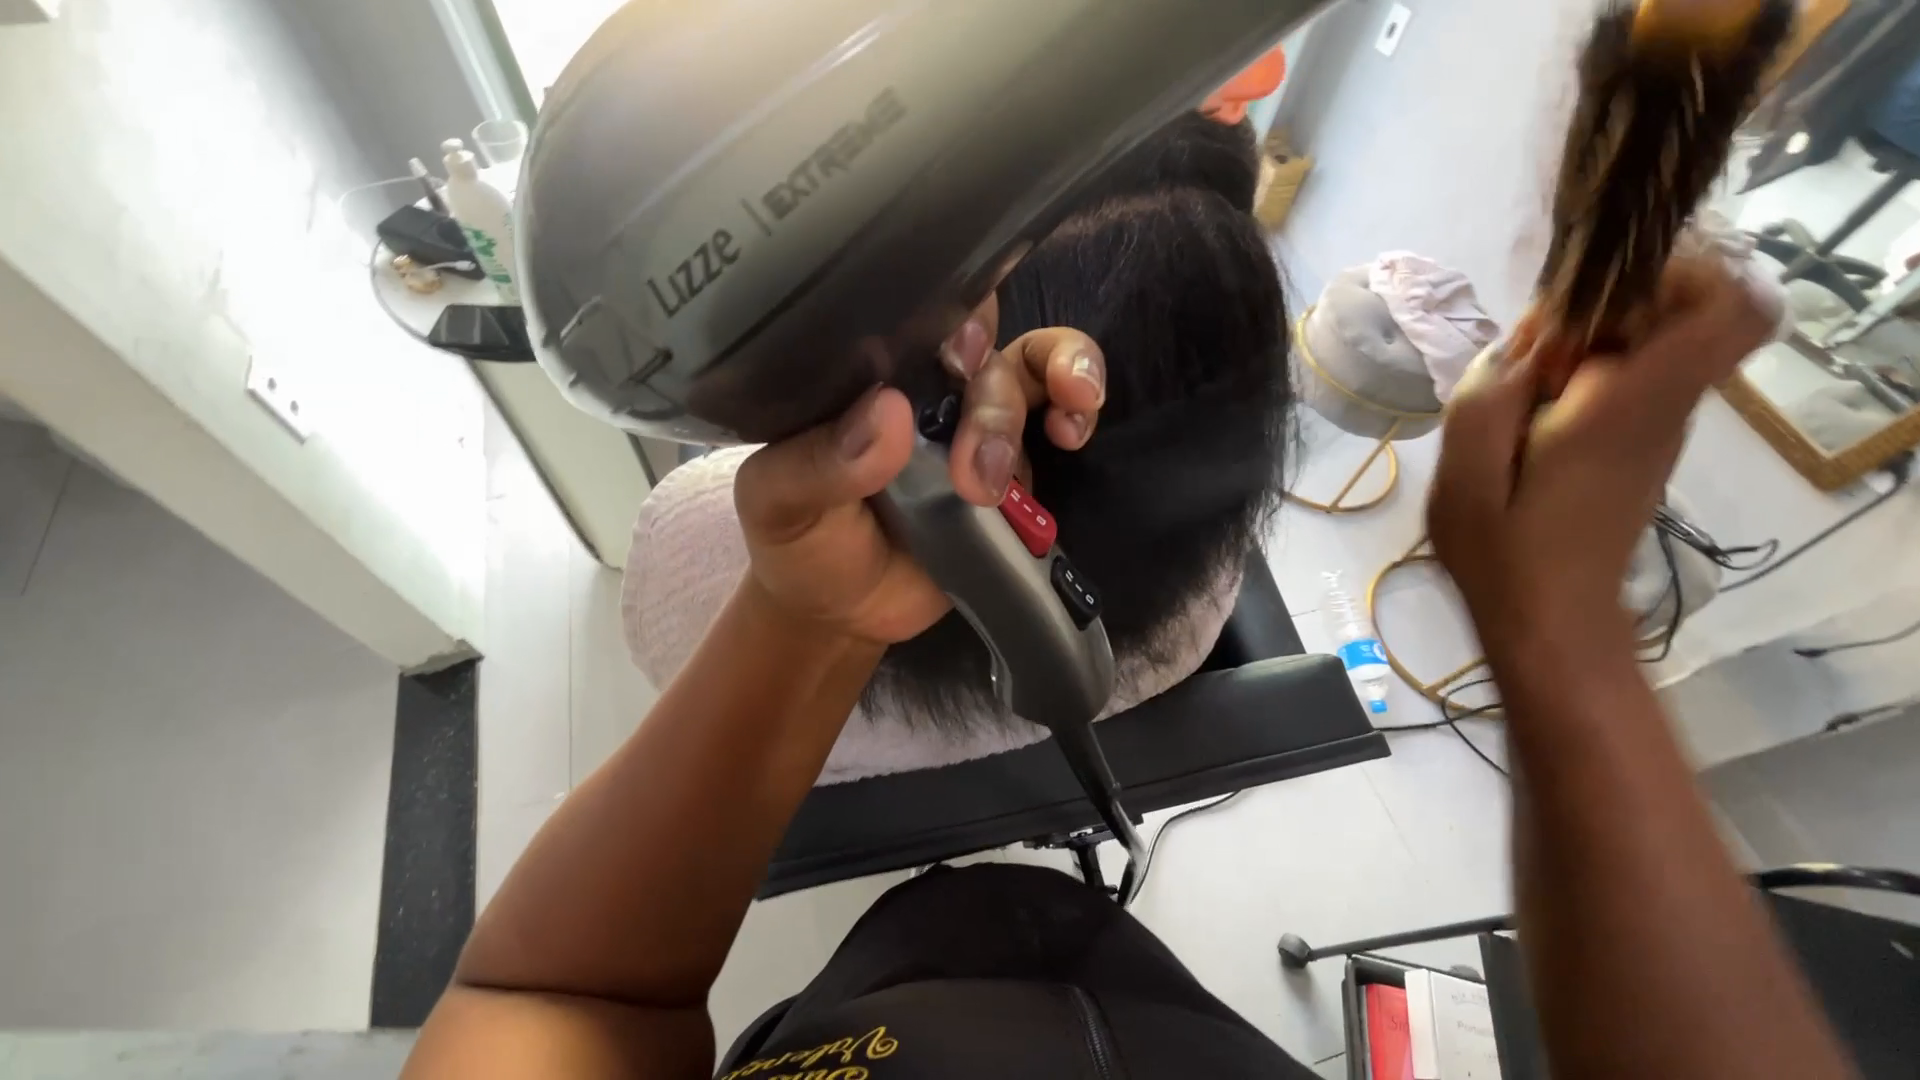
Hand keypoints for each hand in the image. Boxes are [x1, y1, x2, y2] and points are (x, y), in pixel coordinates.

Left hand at [735, 302, 1104, 645]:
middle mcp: (922, 390)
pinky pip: (1056, 418)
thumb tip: (888, 414)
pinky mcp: (1009, 466)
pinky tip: (1071, 433)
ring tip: (1062, 430)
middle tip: (977, 469)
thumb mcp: (780, 507)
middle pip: (983, 348)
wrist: (846, 612)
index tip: (959, 352)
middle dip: (995, 398)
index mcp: (865, 381)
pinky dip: (1076, 413)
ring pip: (1029, 370)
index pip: (911, 314)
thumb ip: (817, 465)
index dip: (947, 316)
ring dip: (1057, 385)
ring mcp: (970, 426)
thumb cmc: (801, 545)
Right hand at [1428, 256, 1772, 655]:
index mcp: (1626, 409)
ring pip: (1651, 348)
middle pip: (1677, 317)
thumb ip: (1485, 398)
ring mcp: (1658, 431)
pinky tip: (1530, 420)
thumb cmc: (1502, 551)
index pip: (1727, 310)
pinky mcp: (1642, 449)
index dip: (1683, 273)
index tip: (1599, 292)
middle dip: (1604, 310)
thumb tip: (1523, 343)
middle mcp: (1663, 410)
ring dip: (1588, 347)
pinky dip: (1585, 380)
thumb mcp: (1463, 476)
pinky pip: (1632, 383)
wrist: (1549, 619)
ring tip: (1519, 392)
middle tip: (1532, 353)